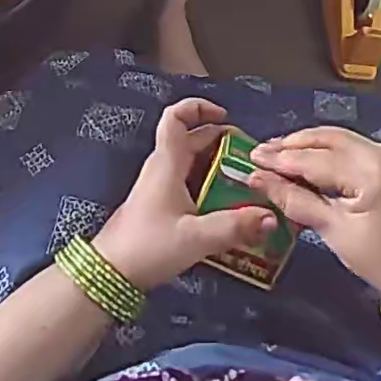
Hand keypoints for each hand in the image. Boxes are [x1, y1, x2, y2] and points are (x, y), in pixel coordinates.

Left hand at [91, 98, 275, 289]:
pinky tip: (227, 205)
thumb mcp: (196, 237)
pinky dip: (209, 184)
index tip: (225, 117)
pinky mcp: (160, 204)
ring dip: (217, 164)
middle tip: (248, 155)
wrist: (110, 273)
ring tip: (245, 180)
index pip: (176, 117)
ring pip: (191, 162)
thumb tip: (270, 217)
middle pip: (191, 139)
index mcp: (167, 163)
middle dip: (220, 140)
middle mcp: (162, 168)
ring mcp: (159, 186)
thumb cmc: (148, 245)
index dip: (199, 107)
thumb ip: (235, 226)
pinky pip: (188, 183)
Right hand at [248, 127, 380, 305]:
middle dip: (289, 144)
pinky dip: (321, 150)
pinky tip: (302, 159)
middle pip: (324, 138)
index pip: (313, 158)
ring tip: (274, 154)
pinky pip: (345, 146)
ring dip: (304, 144)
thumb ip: (295, 201)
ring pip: (334, 138)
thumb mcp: (335, 232)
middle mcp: (377, 151)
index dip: (278, 158)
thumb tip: (257, 179)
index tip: (249, 158)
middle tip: (258, 153)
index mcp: (368, 169)